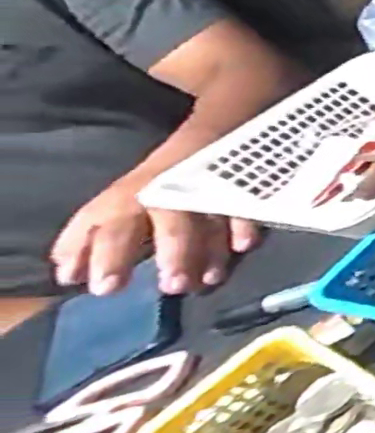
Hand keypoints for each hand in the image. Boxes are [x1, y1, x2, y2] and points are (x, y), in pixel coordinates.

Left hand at [51, 180, 259, 295]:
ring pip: (211, 225)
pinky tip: (242, 247)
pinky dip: (244, 228)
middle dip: (173, 258)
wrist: (205, 143)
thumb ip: (86, 241)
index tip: (107, 289)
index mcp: (127, 200)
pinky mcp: (242, 191)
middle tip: (173, 287)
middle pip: (172, 229)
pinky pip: (245, 211)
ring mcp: (210, 193)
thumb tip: (70, 275)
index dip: (109, 259)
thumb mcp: (108, 207)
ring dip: (210, 254)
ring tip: (208, 280)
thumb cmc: (149, 185)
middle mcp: (169, 196)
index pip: (115, 231)